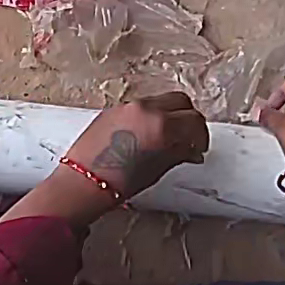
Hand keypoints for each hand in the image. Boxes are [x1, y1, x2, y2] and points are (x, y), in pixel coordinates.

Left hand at [66, 91, 209, 196]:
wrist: (83, 182)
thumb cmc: (117, 182)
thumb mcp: (157, 169)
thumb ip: (178, 153)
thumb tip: (190, 150)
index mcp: (162, 125)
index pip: (194, 120)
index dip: (201, 135)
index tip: (199, 147)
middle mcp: (145, 109)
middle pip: (180, 102)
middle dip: (188, 118)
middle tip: (188, 138)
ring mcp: (127, 106)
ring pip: (159, 101)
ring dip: (169, 115)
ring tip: (166, 138)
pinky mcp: (112, 109)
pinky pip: (140, 107)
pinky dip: (150, 116)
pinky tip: (146, 135)